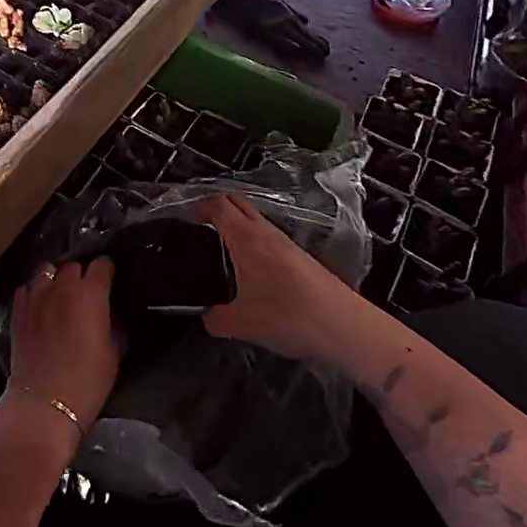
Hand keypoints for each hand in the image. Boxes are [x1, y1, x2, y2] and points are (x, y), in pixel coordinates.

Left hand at [8, 258, 119, 426]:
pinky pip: (26, 288)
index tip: (109, 279)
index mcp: (92, 293)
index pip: (102, 264)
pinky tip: (38, 305)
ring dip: (55, 278)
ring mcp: (37, 296)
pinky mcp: (17, 311)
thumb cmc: (88, 381)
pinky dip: (34, 292)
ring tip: (58, 292)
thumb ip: (112, 323)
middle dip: (80, 274)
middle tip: (84, 292)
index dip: (107, 270)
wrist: (44, 403)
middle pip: (73, 265)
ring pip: (46, 270)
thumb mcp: (114, 351)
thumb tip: (108, 313)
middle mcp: (63, 287)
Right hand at [200, 193, 358, 360]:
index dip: (199, 205)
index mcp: (246, 239)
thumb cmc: (287, 315)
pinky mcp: (298, 254)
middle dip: (216, 206)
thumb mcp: (242, 324)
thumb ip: (217, 319)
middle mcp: (265, 232)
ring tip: (219, 245)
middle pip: (237, 202)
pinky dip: (252, 238)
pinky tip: (249, 264)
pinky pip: (267, 235)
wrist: (340, 323)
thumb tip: (207, 316)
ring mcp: (285, 241)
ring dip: (236, 222)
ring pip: (254, 218)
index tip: (185, 218)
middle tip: (199, 225)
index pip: (218, 205)